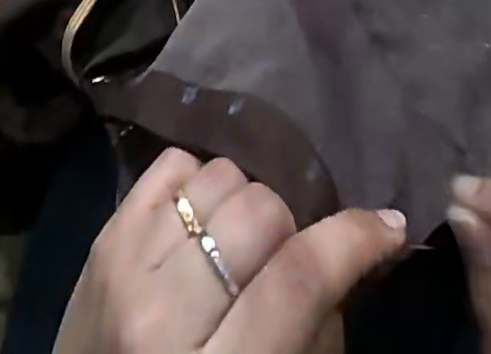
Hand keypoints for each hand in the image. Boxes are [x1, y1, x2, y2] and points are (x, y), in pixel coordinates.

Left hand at [53, 148, 407, 353]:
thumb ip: (316, 325)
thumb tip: (349, 244)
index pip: (298, 276)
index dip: (352, 239)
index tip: (386, 225)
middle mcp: (164, 313)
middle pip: (258, 211)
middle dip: (286, 225)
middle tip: (281, 254)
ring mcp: (126, 264)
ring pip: (217, 176)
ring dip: (241, 201)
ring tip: (233, 238)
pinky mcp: (104, 234)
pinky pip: (172, 165)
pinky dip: (196, 183)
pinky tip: (196, 222)